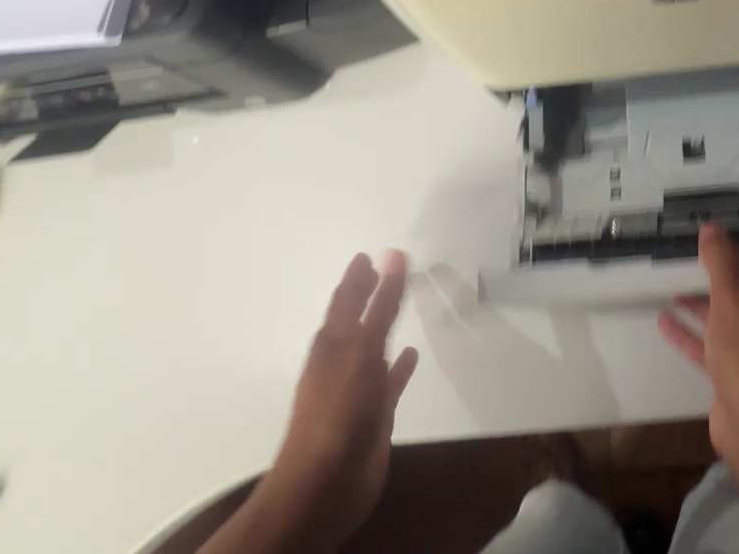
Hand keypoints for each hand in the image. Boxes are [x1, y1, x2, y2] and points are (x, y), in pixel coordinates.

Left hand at [268, 250, 418, 545]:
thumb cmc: (338, 410)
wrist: (325, 483)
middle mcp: (342, 361)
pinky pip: (390, 381)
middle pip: (357, 320)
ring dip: (385, 327)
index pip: (346, 300)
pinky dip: (400, 366)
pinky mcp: (374, 414)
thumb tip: (391, 256)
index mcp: (332, 343)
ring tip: (402, 303)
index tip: (370, 254)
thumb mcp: (361, 350)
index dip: (358, 277)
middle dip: (368, 295)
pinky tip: (413, 355)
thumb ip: (380, 305)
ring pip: (374, 348)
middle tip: (384, 269)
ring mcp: (357, 388)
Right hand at [657, 224, 738, 461]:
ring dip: (703, 303)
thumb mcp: (732, 298)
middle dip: (723, 274)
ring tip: (674, 281)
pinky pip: (714, 347)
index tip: (732, 229)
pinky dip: (692, 334)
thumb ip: (720, 262)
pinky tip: (664, 320)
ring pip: (730, 320)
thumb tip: (712, 227)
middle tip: (698, 252)